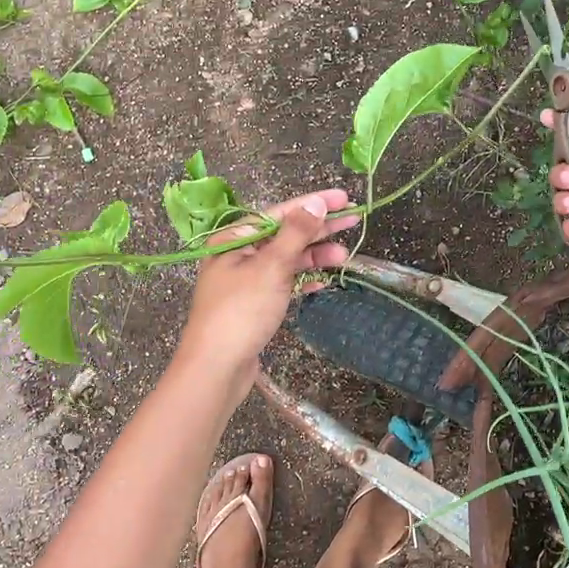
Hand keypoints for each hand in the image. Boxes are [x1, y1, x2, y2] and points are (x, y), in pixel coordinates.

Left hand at [178, 189, 356, 379]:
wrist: (215, 369)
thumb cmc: (241, 311)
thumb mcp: (271, 267)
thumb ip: (296, 233)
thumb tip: (316, 203)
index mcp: (235, 238)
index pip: (281, 212)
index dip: (314, 204)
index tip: (344, 198)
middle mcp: (238, 254)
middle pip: (286, 234)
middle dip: (319, 229)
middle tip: (353, 220)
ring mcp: (245, 280)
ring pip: (286, 259)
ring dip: (314, 257)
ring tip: (343, 258)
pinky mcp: (253, 303)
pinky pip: (283, 282)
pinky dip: (302, 280)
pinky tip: (323, 281)